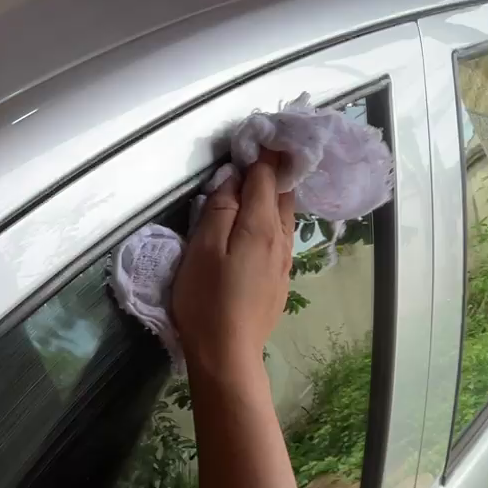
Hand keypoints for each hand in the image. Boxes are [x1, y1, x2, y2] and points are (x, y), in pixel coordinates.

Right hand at [172, 153, 295, 384]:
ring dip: (275, 193)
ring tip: (262, 179)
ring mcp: (284, 262)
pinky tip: (261, 221)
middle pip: (282, 193)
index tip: (256, 133)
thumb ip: (219, 209)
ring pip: (285, 215)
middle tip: (262, 149)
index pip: (266, 176)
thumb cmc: (207, 300)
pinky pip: (281, 236)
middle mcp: (280, 239)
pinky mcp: (280, 280)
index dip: (261, 152)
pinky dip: (274, 217)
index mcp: (260, 226)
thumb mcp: (202, 250)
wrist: (228, 354)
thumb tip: (234, 177)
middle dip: (275, 168)